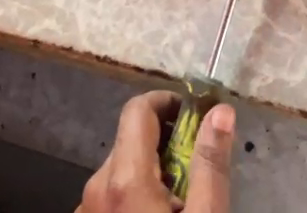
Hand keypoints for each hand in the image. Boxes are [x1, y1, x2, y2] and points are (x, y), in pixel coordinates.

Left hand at [79, 91, 233, 212]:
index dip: (167, 103)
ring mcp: (85, 209)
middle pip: (131, 140)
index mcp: (123, 178)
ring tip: (180, 200)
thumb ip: (211, 164)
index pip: (137, 109)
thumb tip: (221, 110)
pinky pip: (110, 195)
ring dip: (150, 171)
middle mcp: (95, 187)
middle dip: (165, 143)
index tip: (194, 119)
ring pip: (121, 169)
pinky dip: (133, 195)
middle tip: (195, 168)